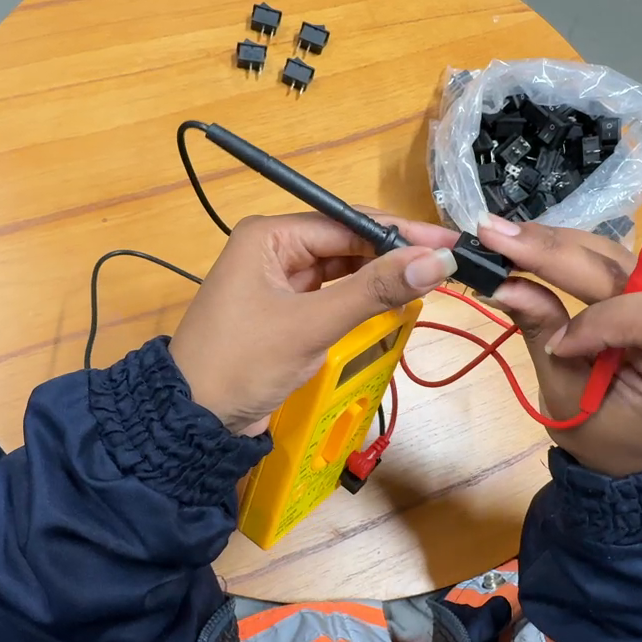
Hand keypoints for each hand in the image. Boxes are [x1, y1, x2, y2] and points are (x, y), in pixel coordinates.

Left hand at [169, 213, 457, 434]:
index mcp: (269, 236)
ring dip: (379, 278)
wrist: (195, 419)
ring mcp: (279, 282)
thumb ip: (373, 290)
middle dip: (392, 255)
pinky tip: (392, 302)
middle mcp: (274, 250)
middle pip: (346, 243)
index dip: (399, 233)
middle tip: (445, 264)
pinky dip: (360, 300)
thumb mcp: (310, 325)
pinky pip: (331, 296)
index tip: (446, 242)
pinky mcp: (285, 312)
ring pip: (342, 270)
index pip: (345, 222)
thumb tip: (436, 260)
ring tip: (428, 281)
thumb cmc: (243, 362)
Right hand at [476, 213, 641, 476]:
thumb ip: (543, 337)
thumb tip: (504, 285)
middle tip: (495, 236)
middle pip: (629, 272)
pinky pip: (615, 267)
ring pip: (619, 259)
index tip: (559, 346)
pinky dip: (569, 256)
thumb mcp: (566, 401)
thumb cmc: (604, 440)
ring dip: (558, 246)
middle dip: (558, 254)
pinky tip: (531, 247)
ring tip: (504, 238)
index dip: (604, 320)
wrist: (633, 457)